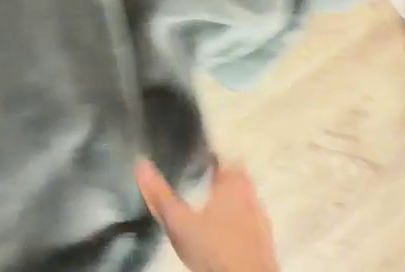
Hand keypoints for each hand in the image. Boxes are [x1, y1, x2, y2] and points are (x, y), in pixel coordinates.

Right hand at [135, 159, 278, 271]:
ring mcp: (262, 224)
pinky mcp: (264, 247)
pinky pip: (249, 226)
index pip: (225, 158)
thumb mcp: (179, 222)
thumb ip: (159, 194)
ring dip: (229, 204)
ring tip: (205, 208)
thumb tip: (139, 163)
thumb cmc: (214, 248)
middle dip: (219, 180)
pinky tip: (220, 235)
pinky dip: (236, 225)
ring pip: (244, 203)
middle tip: (197, 182)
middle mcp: (252, 198)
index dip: (211, 156)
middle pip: (237, 179)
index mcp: (234, 184)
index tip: (195, 157)